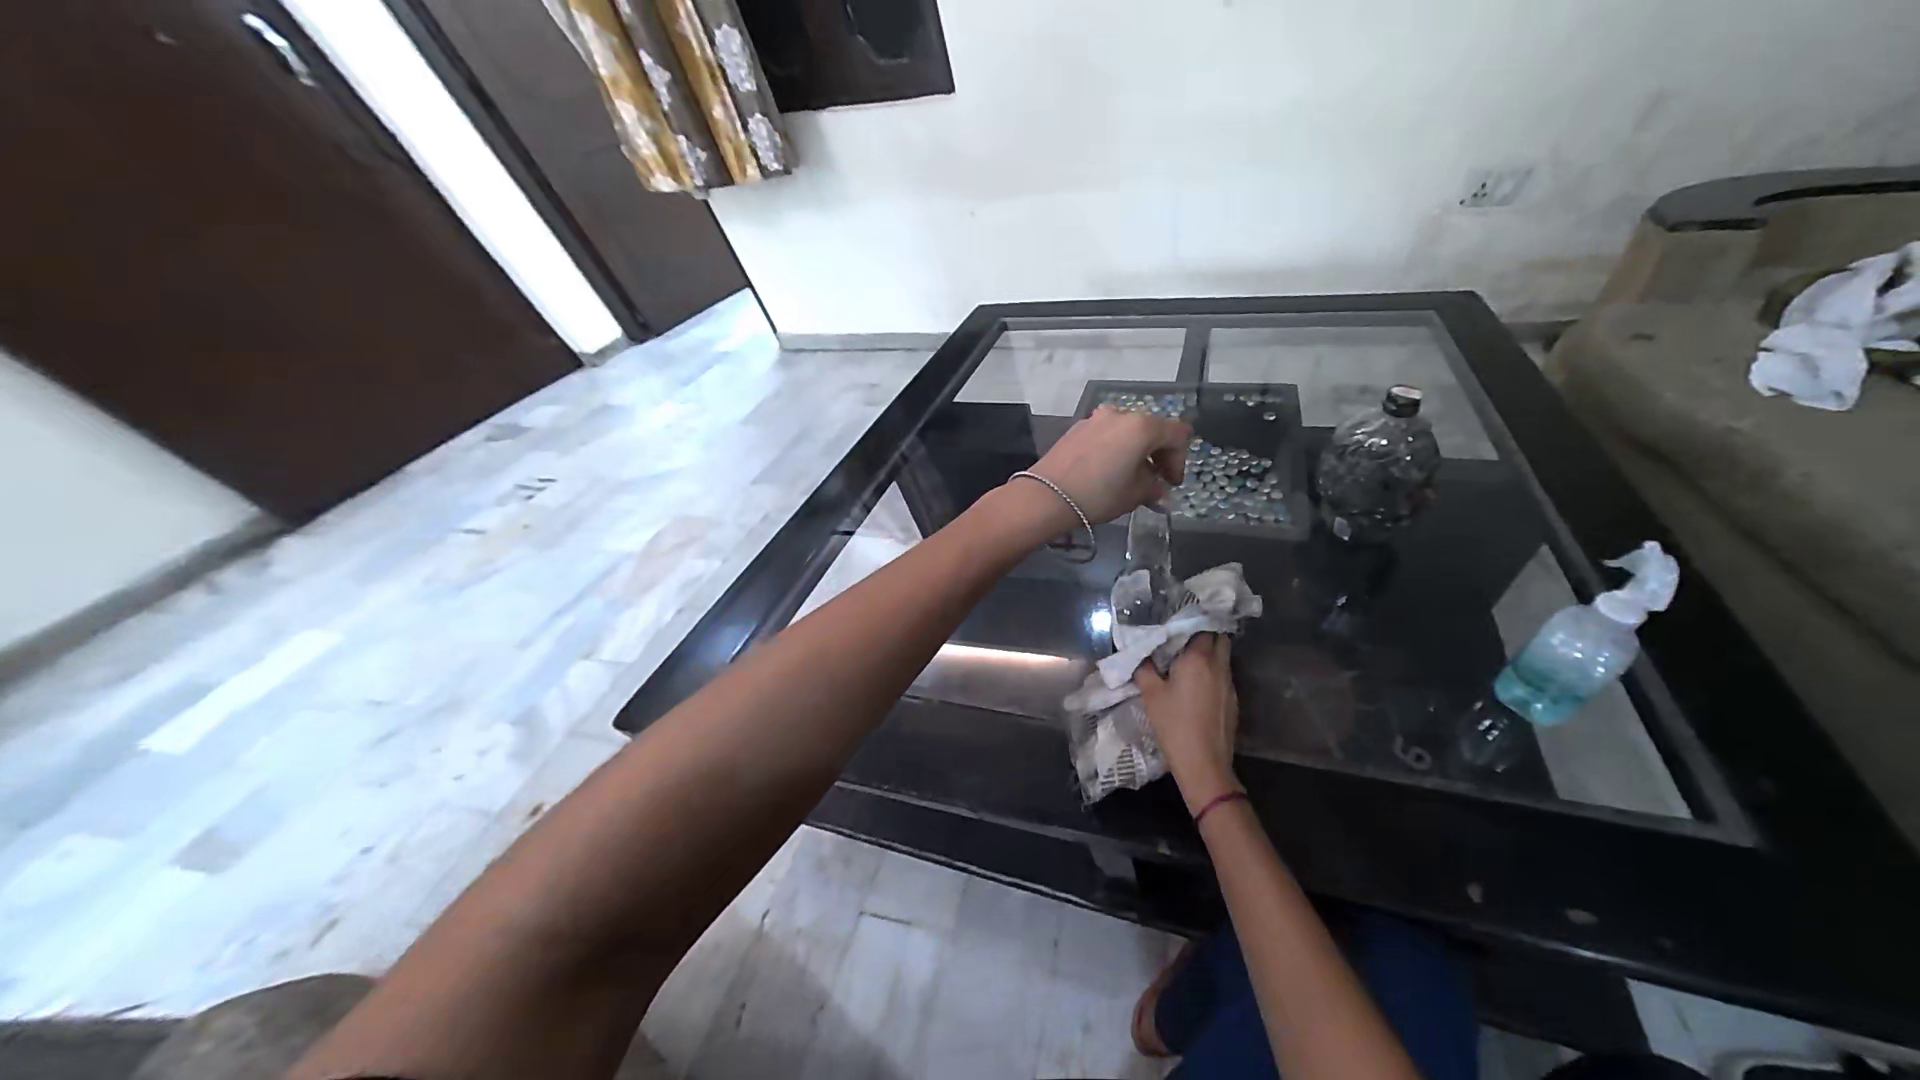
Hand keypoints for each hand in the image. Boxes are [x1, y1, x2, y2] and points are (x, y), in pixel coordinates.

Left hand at [1028, 406, 1189, 523]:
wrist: (1047, 496)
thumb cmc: (1099, 494)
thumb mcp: (1135, 494)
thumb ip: (1154, 488)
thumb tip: (1159, 490)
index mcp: (1142, 426)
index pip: (1177, 434)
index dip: (1180, 460)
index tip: (1171, 483)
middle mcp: (1120, 414)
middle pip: (1152, 429)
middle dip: (1158, 455)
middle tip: (1155, 481)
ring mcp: (1095, 419)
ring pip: (1127, 431)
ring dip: (1135, 451)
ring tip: (1130, 477)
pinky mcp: (1077, 428)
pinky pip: (1106, 435)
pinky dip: (1115, 449)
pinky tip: (1107, 471)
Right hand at [1135, 634, 1240, 813]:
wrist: (1203, 762)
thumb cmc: (1174, 724)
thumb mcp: (1151, 695)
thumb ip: (1144, 669)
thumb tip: (1140, 655)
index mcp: (1198, 659)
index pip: (1202, 627)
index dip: (1190, 622)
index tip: (1176, 622)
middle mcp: (1219, 666)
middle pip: (1220, 638)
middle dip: (1205, 634)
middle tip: (1183, 638)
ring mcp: (1230, 684)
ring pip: (1224, 657)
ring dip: (1211, 653)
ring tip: (1189, 659)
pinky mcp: (1233, 700)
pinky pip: (1225, 675)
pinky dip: (1214, 672)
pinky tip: (1198, 684)